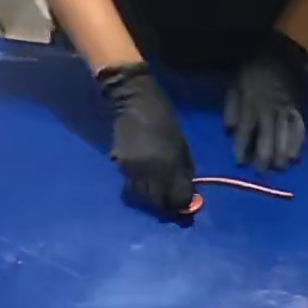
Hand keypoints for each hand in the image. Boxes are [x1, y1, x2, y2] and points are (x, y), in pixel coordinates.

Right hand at [96, 63, 194, 214]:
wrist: (134, 102)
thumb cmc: (163, 120)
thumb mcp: (181, 145)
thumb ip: (183, 171)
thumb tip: (186, 192)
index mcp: (171, 165)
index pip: (178, 198)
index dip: (182, 203)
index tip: (184, 202)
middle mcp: (152, 174)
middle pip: (159, 204)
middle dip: (165, 205)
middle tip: (169, 201)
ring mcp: (134, 172)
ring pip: (143, 200)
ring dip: (150, 200)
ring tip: (154, 193)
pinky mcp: (121, 169)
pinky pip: (130, 189)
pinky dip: (137, 191)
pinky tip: (141, 183)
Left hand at [225, 30, 307, 170]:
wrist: (280, 51)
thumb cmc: (252, 70)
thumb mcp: (234, 85)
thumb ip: (231, 108)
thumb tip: (229, 131)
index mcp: (250, 106)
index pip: (244, 133)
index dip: (241, 150)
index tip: (240, 163)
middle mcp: (268, 111)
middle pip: (266, 139)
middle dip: (263, 158)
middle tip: (261, 172)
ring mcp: (284, 110)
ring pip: (284, 136)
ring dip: (281, 154)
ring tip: (280, 168)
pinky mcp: (297, 108)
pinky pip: (298, 128)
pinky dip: (297, 143)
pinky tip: (295, 156)